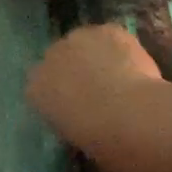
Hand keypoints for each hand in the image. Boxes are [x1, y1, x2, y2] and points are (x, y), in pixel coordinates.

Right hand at [25, 24, 163, 148]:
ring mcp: (77, 38)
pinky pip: (111, 37)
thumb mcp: (75, 138)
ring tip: (120, 76)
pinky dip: (120, 48)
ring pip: (85, 44)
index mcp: (35, 90)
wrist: (131, 116)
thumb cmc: (102, 142)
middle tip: (99, 90)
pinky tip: (135, 65)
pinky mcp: (106, 29)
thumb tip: (83, 116)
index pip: (42, 87)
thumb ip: (70, 119)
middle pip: (60, 58)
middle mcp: (49, 57)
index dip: (62, 93)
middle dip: (75, 70)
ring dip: (96, 55)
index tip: (77, 106)